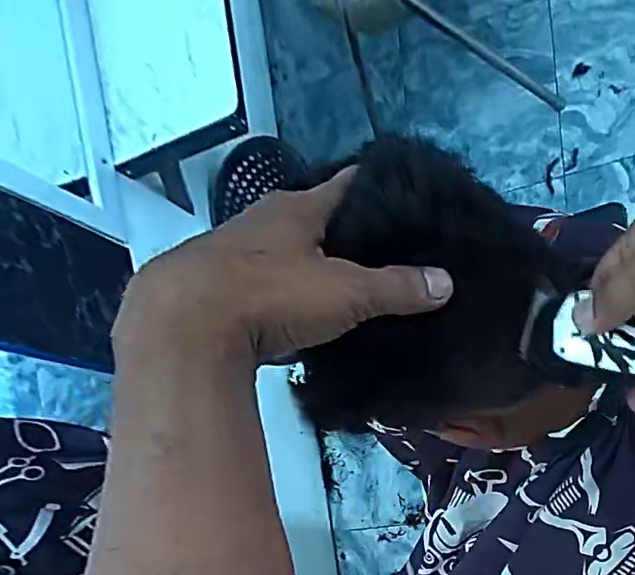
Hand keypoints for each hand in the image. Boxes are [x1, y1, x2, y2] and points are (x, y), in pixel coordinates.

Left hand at [112, 168, 452, 368]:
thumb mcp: (347, 291)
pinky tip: (320, 318)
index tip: (408, 200)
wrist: (188, 329)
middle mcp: (265, 223)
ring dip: (323, 269)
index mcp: (296, 209)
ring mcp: (242, 257)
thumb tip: (446, 282)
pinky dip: (300, 299)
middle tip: (394, 253)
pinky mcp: (228, 293)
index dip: (377, 189)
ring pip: (296, 256)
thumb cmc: (272, 294)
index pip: (346, 186)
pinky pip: (278, 290)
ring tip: (362, 288)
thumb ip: (397, 287)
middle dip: (353, 235)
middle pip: (320, 221)